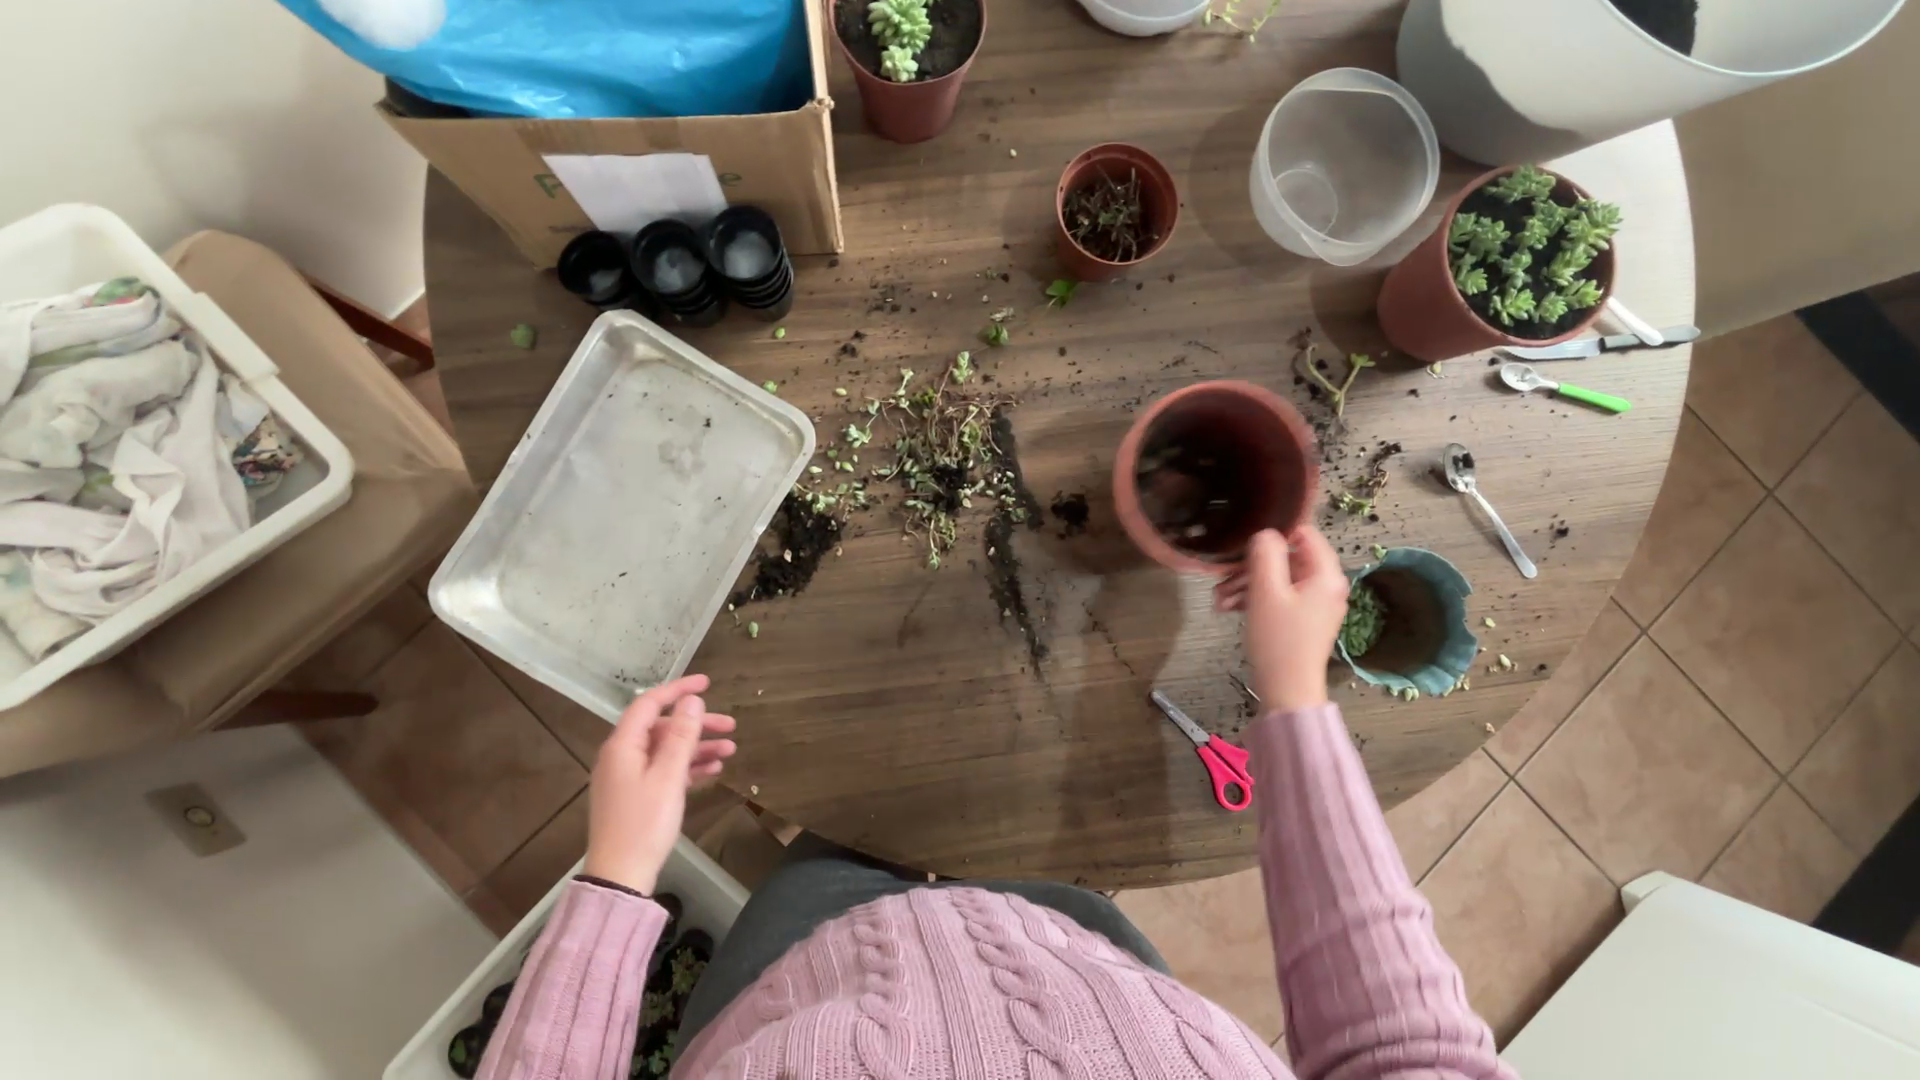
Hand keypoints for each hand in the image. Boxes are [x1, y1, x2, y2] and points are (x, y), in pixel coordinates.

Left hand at [583, 674, 736, 893]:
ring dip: (697, 746)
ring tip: (730, 750)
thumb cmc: (644, 823)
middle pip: (662, 728)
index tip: (707, 683)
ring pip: (666, 750)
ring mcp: (627, 777)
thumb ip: (682, 736)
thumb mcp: (668, 777)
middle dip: (696, 724)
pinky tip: (713, 769)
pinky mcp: (636, 796)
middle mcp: (621, 756)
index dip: (678, 690)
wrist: (621, 877)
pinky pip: (664, 770)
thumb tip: (692, 700)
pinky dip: (687, 766)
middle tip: (730, 726)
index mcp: (622, 746)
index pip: (649, 704)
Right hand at [1213, 527, 1347, 710]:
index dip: (1275, 534)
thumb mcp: (1266, 591)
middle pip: (1287, 559)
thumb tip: (1265, 534)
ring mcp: (1315, 604)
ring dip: (1247, 585)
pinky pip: (1279, 598)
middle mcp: (1326, 585)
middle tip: (1222, 578)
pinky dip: (1255, 600)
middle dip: (1252, 567)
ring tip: (1218, 599)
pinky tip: (1228, 609)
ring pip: (1278, 580)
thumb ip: (1266, 554)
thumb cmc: (1277, 638)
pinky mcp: (1302, 620)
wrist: (1286, 689)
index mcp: (1325, 574)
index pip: (1304, 533)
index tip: (1246, 546)